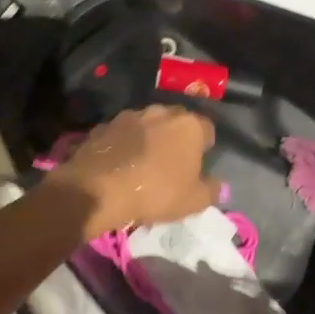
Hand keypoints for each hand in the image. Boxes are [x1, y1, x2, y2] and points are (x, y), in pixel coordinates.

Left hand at [48, 106, 218, 235]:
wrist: (98, 189)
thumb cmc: (155, 193)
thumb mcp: (194, 202)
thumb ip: (212, 190)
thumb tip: (216, 183)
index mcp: (189, 125)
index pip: (207, 129)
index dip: (204, 147)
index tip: (198, 165)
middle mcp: (161, 112)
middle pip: (176, 122)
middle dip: (176, 138)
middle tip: (171, 163)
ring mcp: (129, 116)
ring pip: (147, 125)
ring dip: (148, 139)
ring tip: (142, 164)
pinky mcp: (103, 126)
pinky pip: (121, 135)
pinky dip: (123, 145)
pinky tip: (119, 165)